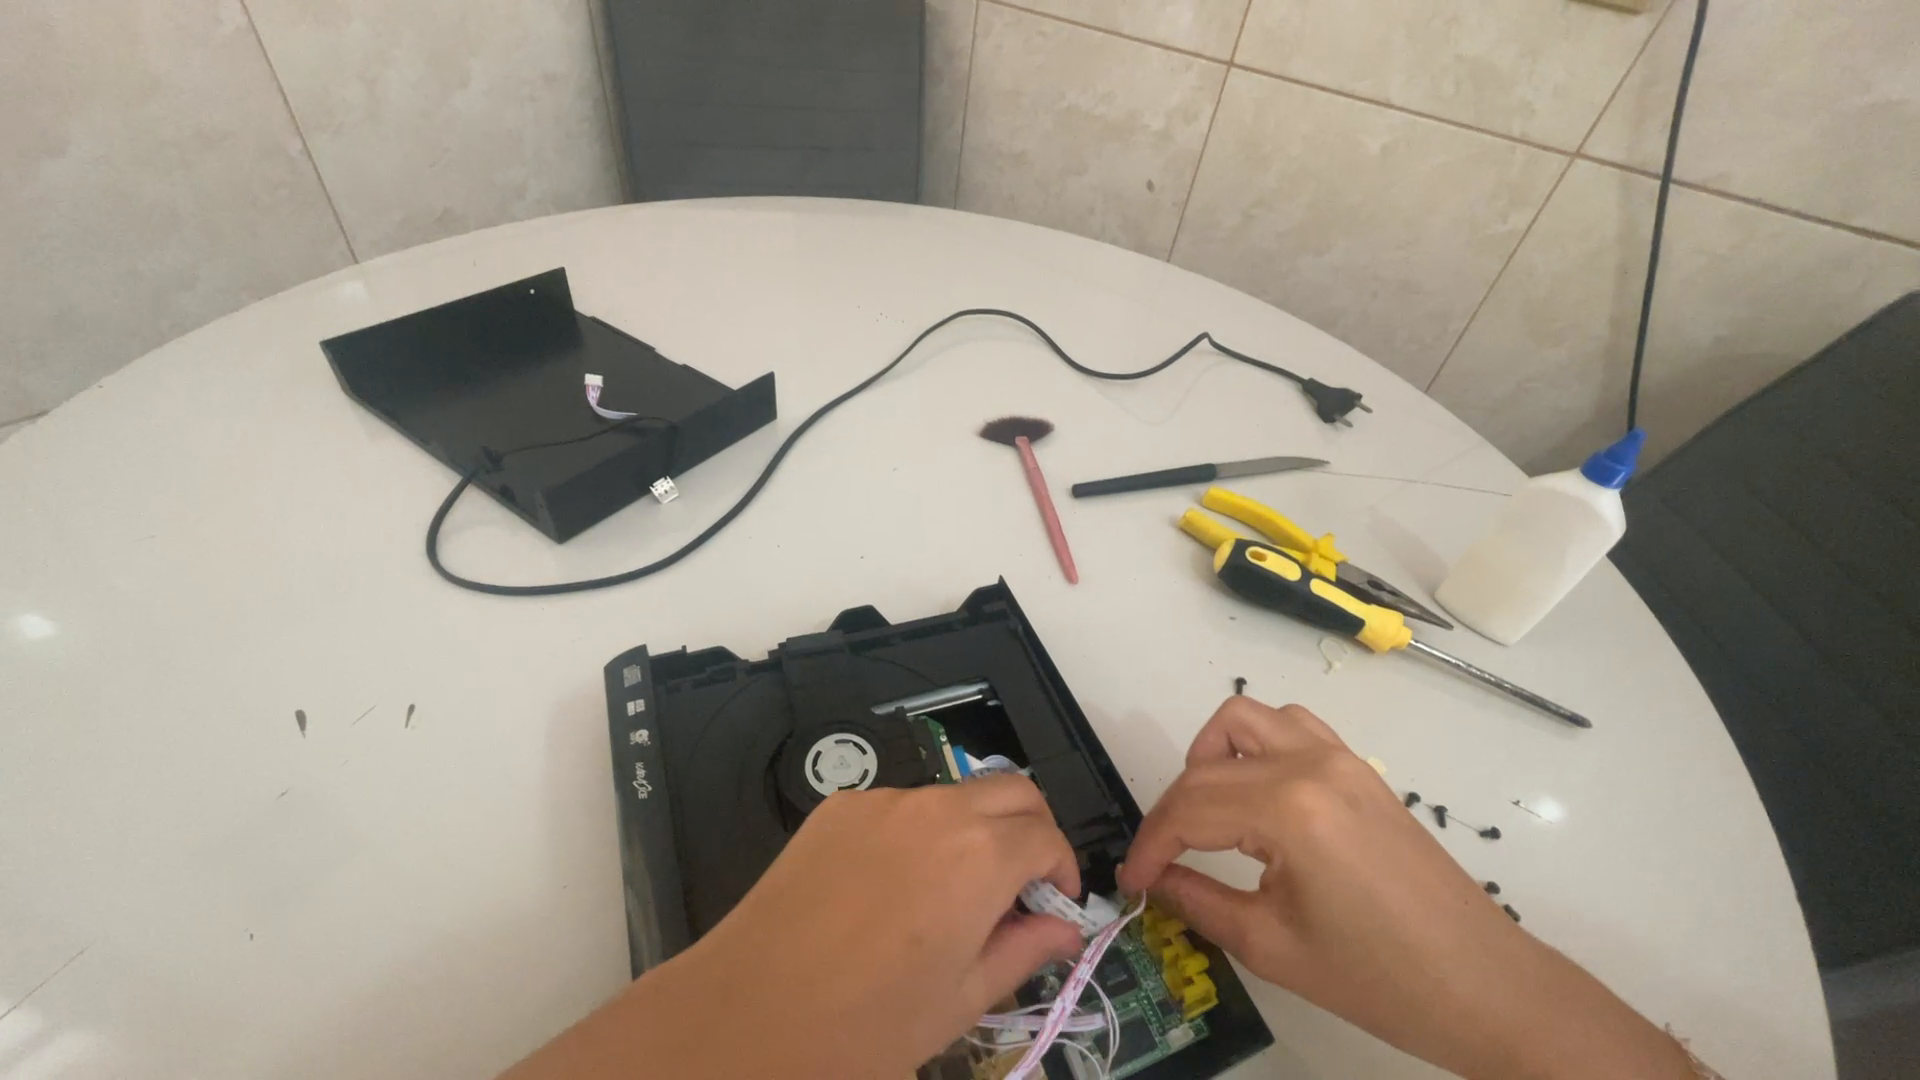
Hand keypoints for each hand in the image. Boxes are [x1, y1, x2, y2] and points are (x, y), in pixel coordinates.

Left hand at [500, 775, 1083, 1079]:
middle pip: (1012, 789)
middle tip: (1017, 886)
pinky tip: (887, 888)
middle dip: (1030, 830)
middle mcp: (937, 807)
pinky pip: (897, 806)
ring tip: (946, 893)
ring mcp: (882, 800)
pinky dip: (917, 832)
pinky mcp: (837, 807)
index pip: (1047, 836)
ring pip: (954, 794)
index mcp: (980, 854)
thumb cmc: (869, 1024)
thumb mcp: (962, 1000)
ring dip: (973, 828)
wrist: (750, 1013)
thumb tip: (1064, 928)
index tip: (1051, 906)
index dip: (1060, 871)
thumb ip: (1025, 950)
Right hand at [1118, 698, 1695, 1079]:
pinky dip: (1257, 744)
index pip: (1190, 808)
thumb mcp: (1272, 946)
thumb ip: (1197, 901)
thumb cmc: (1379, 977)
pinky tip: (1257, 793)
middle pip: (1206, 765)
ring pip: (1245, 718)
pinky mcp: (1358, 767)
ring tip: (1207, 812)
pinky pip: (1292, 726)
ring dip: (1209, 756)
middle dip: (1170, 811)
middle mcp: (1310, 763)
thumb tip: (1152, 880)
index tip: (1131, 881)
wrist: (1487, 986)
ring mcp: (1339, 757)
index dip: (1150, 844)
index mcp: (1290, 808)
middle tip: (1161, 860)